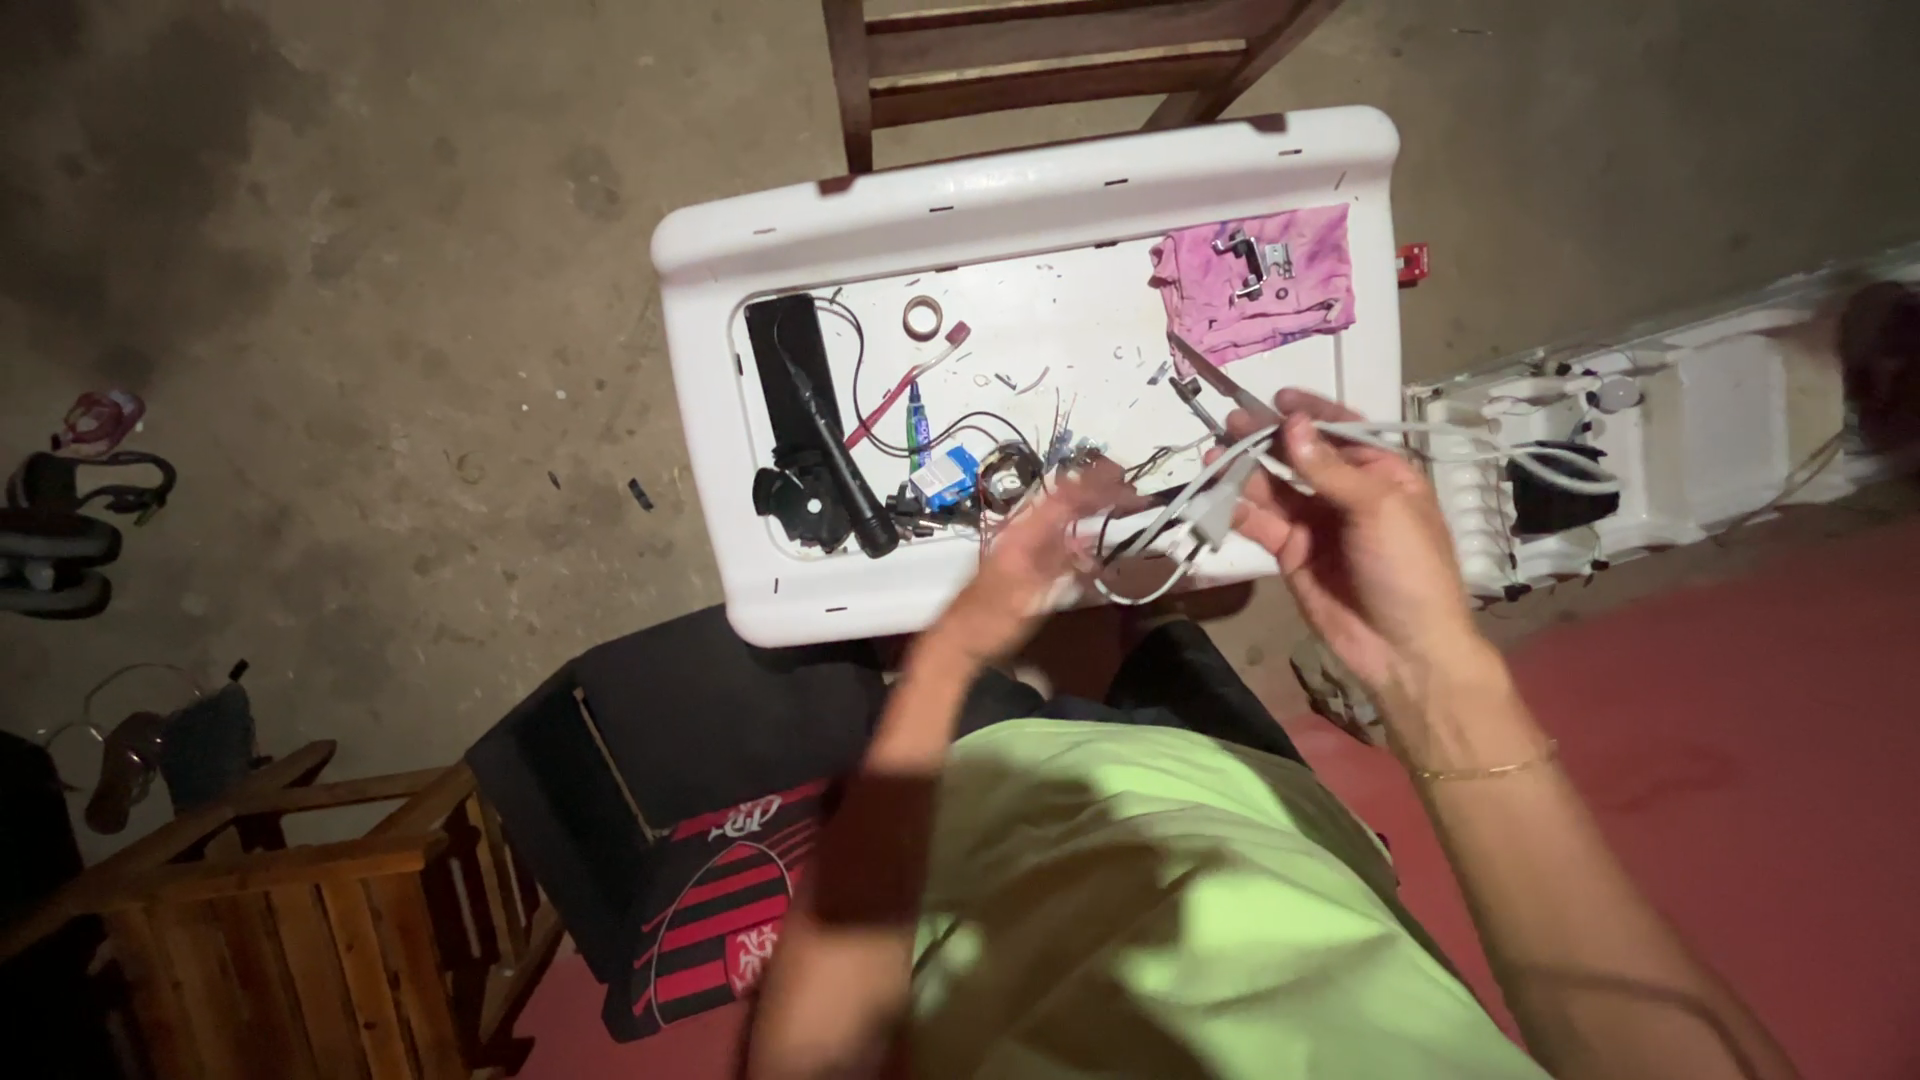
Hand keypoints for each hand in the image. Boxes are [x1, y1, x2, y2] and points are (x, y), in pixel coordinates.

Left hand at [923, 459, 1129, 667]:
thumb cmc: (987, 621)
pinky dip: (1079, 537)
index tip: (1121, 476)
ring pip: (1062, 520)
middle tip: (1131, 490)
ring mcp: (1024, 548)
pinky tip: (1094, 541)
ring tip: (1120, 504)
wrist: (959, 640)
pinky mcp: (1026, 565)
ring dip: (1090, 511)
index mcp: (1021, 535)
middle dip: (1097, 493)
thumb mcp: (1024, 598)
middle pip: (1064, 503)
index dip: (1091, 483)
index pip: (1061, 497)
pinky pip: (1058, 542)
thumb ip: (1056, 571)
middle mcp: (1023, 534)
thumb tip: (1088, 546)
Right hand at [1216, 389, 1481, 700]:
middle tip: (1230, 423)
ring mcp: (1314, 522)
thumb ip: (1328, 468)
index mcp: (1380, 474)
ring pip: (1272, 488)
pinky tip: (1218, 495)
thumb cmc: (1408, 567)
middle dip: (1265, 439)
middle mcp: (1344, 493)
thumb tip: (1292, 424)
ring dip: (1244, 471)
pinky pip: (1260, 523)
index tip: (1278, 398)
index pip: (1342, 431)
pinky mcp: (1290, 552)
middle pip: (1298, 456)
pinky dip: (1238, 509)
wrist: (1402, 645)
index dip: (1311, 413)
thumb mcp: (1377, 509)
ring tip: (1214, 455)